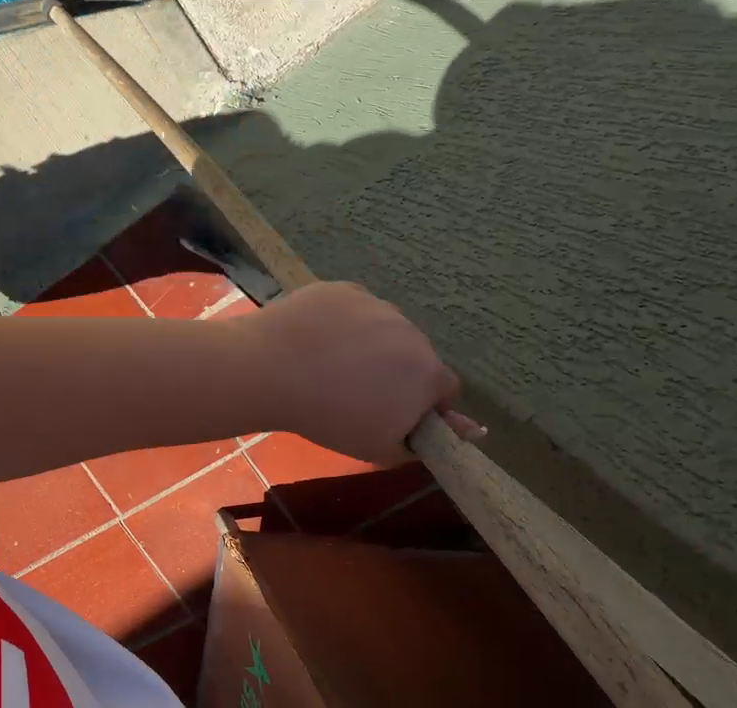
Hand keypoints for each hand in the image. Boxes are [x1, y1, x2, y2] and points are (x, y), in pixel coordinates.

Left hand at [238, 281, 485, 464]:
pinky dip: (342, 318)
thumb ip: (428, 440)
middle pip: (414, 353)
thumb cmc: (326, 415)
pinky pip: (352, 306)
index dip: (420, 402)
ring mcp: (373, 304)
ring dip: (370, 341)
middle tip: (354, 385)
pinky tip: (317, 334)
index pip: (443, 388)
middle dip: (395, 369)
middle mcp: (410, 330)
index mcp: (429, 371)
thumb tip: (471, 430)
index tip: (389, 410)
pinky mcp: (339, 288)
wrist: (265, 369)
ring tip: (330, 358)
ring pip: (384, 327)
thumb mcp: (382, 447)